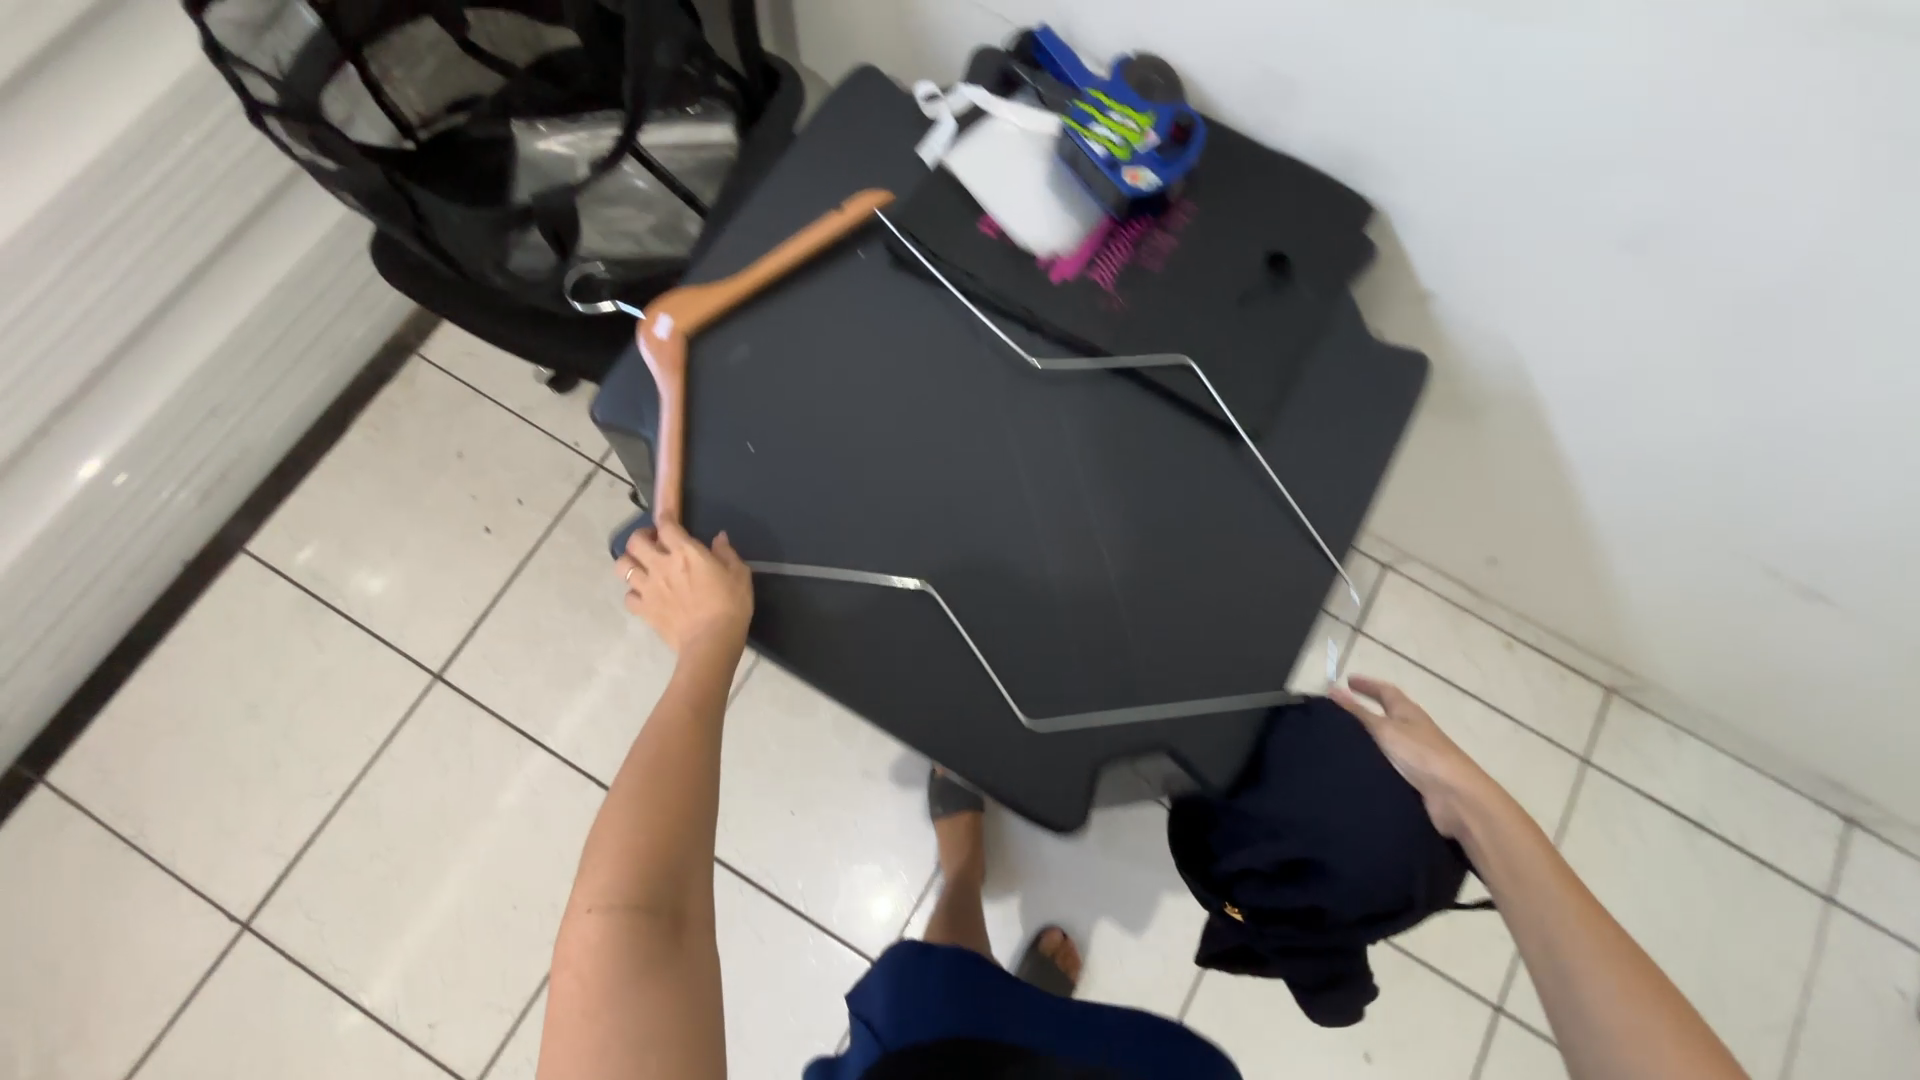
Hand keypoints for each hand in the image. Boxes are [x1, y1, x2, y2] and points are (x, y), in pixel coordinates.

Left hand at [614, 522, 752, 651]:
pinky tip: (646, 595)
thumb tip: (719, 538)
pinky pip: (628, 596)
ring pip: (622, 566)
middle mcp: (660, 565)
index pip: (666, 524)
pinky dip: (634, 593)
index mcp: (685, 552)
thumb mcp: (740, 574)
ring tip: (644, 567)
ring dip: (631, 562)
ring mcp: (647, 588)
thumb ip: (726, 553)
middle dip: (642, 537)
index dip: (665, 516)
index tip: (669, 518)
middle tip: (655, 543)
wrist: (712, 642)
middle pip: (635, 541)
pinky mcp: (643, 610)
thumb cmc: (731, 605)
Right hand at [1330, 675, 1501, 839]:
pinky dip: (1375, 757)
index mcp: (1409, 712)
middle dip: (1368, 706)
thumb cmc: (1421, 754)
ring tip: (1345, 736)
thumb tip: (1332, 688)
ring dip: (1371, 733)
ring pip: (1390, 738)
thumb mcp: (1385, 729)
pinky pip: (1390, 760)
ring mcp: (1417, 753)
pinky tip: (1360, 765)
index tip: (1347, 680)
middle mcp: (1414, 729)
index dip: (1367, 684)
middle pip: (1390, 712)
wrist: (1456, 796)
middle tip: (1343, 706)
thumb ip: (1358, 712)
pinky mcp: (1416, 776)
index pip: (1386, 691)